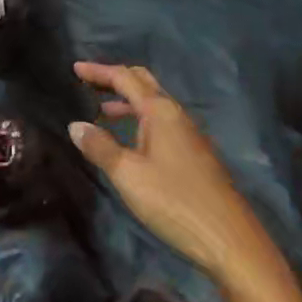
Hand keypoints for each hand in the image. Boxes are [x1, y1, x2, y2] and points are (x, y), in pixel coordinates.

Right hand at [69, 62, 268, 281]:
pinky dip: (140, 118)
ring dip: (127, 101)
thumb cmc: (173, 200)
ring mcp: (187, 132)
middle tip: (89, 82)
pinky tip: (130, 139)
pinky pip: (161, 120)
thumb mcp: (129, 175)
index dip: (99, 71)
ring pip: (153, 103)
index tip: (75, 67)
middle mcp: (175, 113)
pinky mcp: (193, 151)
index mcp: (159, 110)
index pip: (125, 78)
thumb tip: (76, 125)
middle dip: (116, 79)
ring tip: (101, 111)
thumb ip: (101, 148)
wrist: (226, 234)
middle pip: (143, 83)